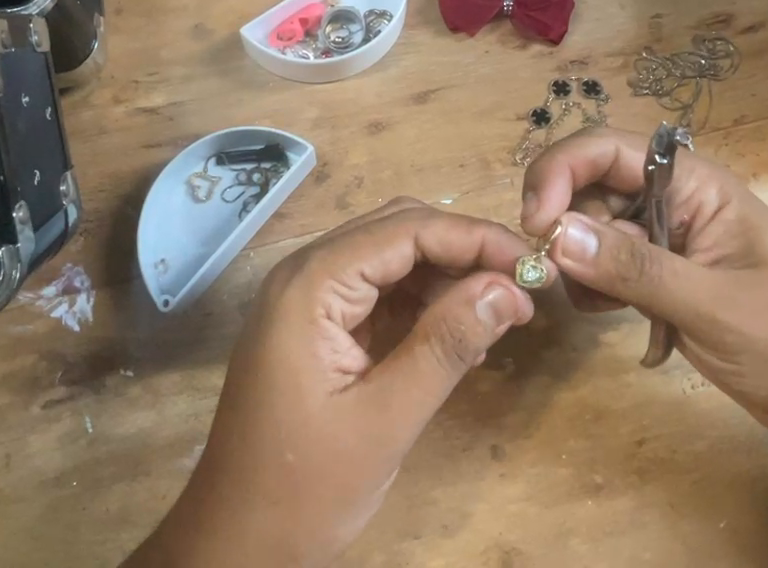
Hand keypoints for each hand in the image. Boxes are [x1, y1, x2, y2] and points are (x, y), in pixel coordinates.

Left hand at [129, 199, 538, 567]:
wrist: (235, 539)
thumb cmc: (303, 486)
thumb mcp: (385, 419)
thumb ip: (445, 345)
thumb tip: (508, 287)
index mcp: (312, 283)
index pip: (405, 229)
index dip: (473, 237)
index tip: (532, 265)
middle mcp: (306, 273)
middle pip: (397, 231)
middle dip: (463, 250)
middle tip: (522, 286)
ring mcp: (308, 298)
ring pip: (391, 258)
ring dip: (446, 276)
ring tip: (501, 314)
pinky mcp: (317, 325)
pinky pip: (378, 292)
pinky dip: (422, 304)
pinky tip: (461, 335)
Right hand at [520, 127, 767, 443]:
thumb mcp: (717, 306)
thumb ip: (635, 269)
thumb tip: (553, 235)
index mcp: (695, 185)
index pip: (607, 150)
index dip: (561, 172)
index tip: (537, 225)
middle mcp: (673, 202)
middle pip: (590, 187)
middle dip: (563, 223)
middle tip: (553, 274)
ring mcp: (667, 242)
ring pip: (590, 229)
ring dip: (575, 260)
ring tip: (594, 304)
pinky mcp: (662, 280)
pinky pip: (605, 266)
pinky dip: (592, 286)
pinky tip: (605, 313)